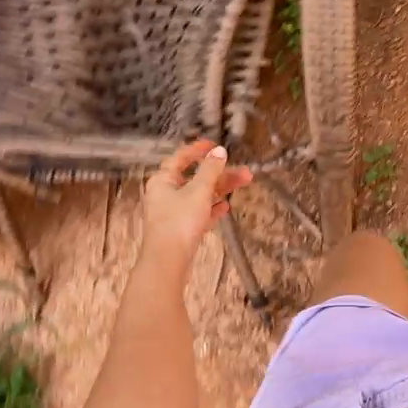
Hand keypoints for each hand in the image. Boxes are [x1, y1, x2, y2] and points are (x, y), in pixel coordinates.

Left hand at [141, 140, 252, 266]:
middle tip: (243, 171)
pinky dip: (211, 207)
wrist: (168, 262)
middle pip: (195, 177)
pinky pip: (198, 212)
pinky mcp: (180, 229)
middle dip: (220, 173)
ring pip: (199, 194)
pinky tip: (225, 207)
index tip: (214, 144)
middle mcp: (165, 194)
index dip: (198, 150)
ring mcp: (172, 212)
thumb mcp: (199, 190)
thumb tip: (219, 151)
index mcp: (163, 180)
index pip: (180, 158)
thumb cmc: (180, 221)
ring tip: (244, 183)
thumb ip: (211, 169)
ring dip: (221, 189)